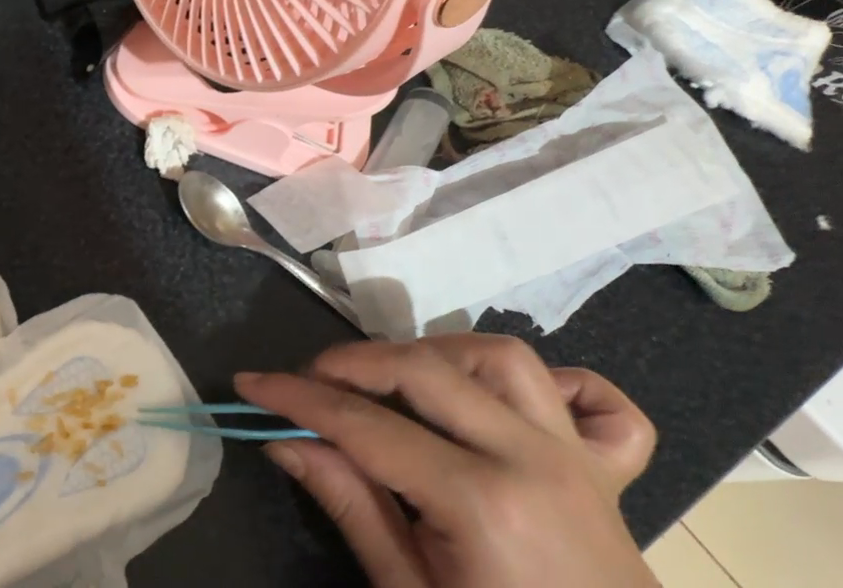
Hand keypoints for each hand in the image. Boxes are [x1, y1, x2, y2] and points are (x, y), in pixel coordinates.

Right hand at [236, 334, 658, 587]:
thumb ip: (350, 506)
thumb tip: (284, 440)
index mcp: (481, 503)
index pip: (363, 424)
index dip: (295, 398)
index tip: (249, 384)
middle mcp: (534, 461)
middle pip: (425, 369)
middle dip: (351, 362)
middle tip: (306, 382)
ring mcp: (580, 461)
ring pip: (503, 359)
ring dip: (437, 354)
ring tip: (392, 383)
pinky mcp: (611, 476)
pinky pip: (601, 403)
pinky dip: (555, 386)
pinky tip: (502, 403)